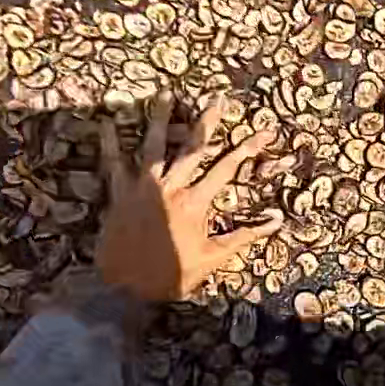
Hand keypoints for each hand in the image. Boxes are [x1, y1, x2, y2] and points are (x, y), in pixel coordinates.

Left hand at [95, 95, 285, 302]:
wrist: (124, 290)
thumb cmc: (171, 277)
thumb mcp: (212, 259)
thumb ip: (243, 236)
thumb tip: (276, 221)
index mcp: (195, 203)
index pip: (227, 168)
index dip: (248, 148)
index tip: (265, 130)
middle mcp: (170, 188)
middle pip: (193, 148)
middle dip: (208, 121)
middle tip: (218, 98)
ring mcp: (142, 188)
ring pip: (153, 146)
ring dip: (161, 119)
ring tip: (166, 95)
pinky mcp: (119, 195)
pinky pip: (113, 164)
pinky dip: (110, 143)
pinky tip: (107, 121)